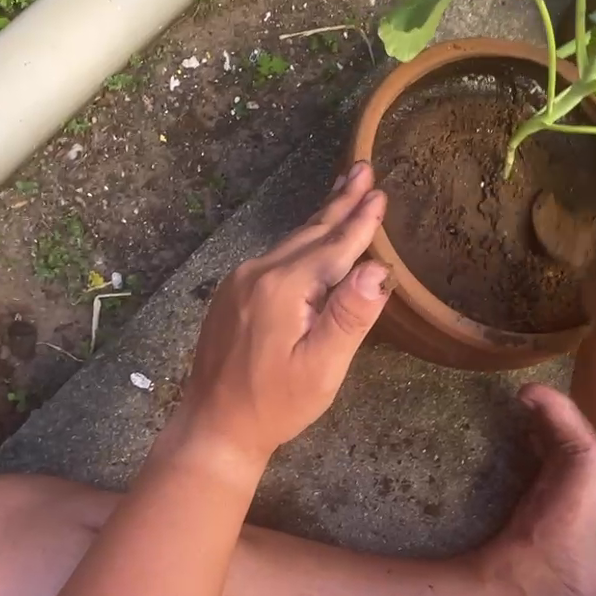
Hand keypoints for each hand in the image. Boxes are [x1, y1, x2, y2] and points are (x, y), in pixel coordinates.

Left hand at [174, 162, 392, 468]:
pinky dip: (298, 243)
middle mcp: (257, 274)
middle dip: (340, 204)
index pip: (334, 248)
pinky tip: (308, 239)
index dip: (360, 222)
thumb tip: (377, 269)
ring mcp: (238, 282)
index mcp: (283, 288)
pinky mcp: (230, 295)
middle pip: (309, 234)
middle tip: (362, 169)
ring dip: (320, 220)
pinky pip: (273, 259)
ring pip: (290, 244)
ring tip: (342, 191)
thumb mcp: (321, 367)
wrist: (214, 426)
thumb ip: (349, 316)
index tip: (380, 193)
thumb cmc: (275, 404)